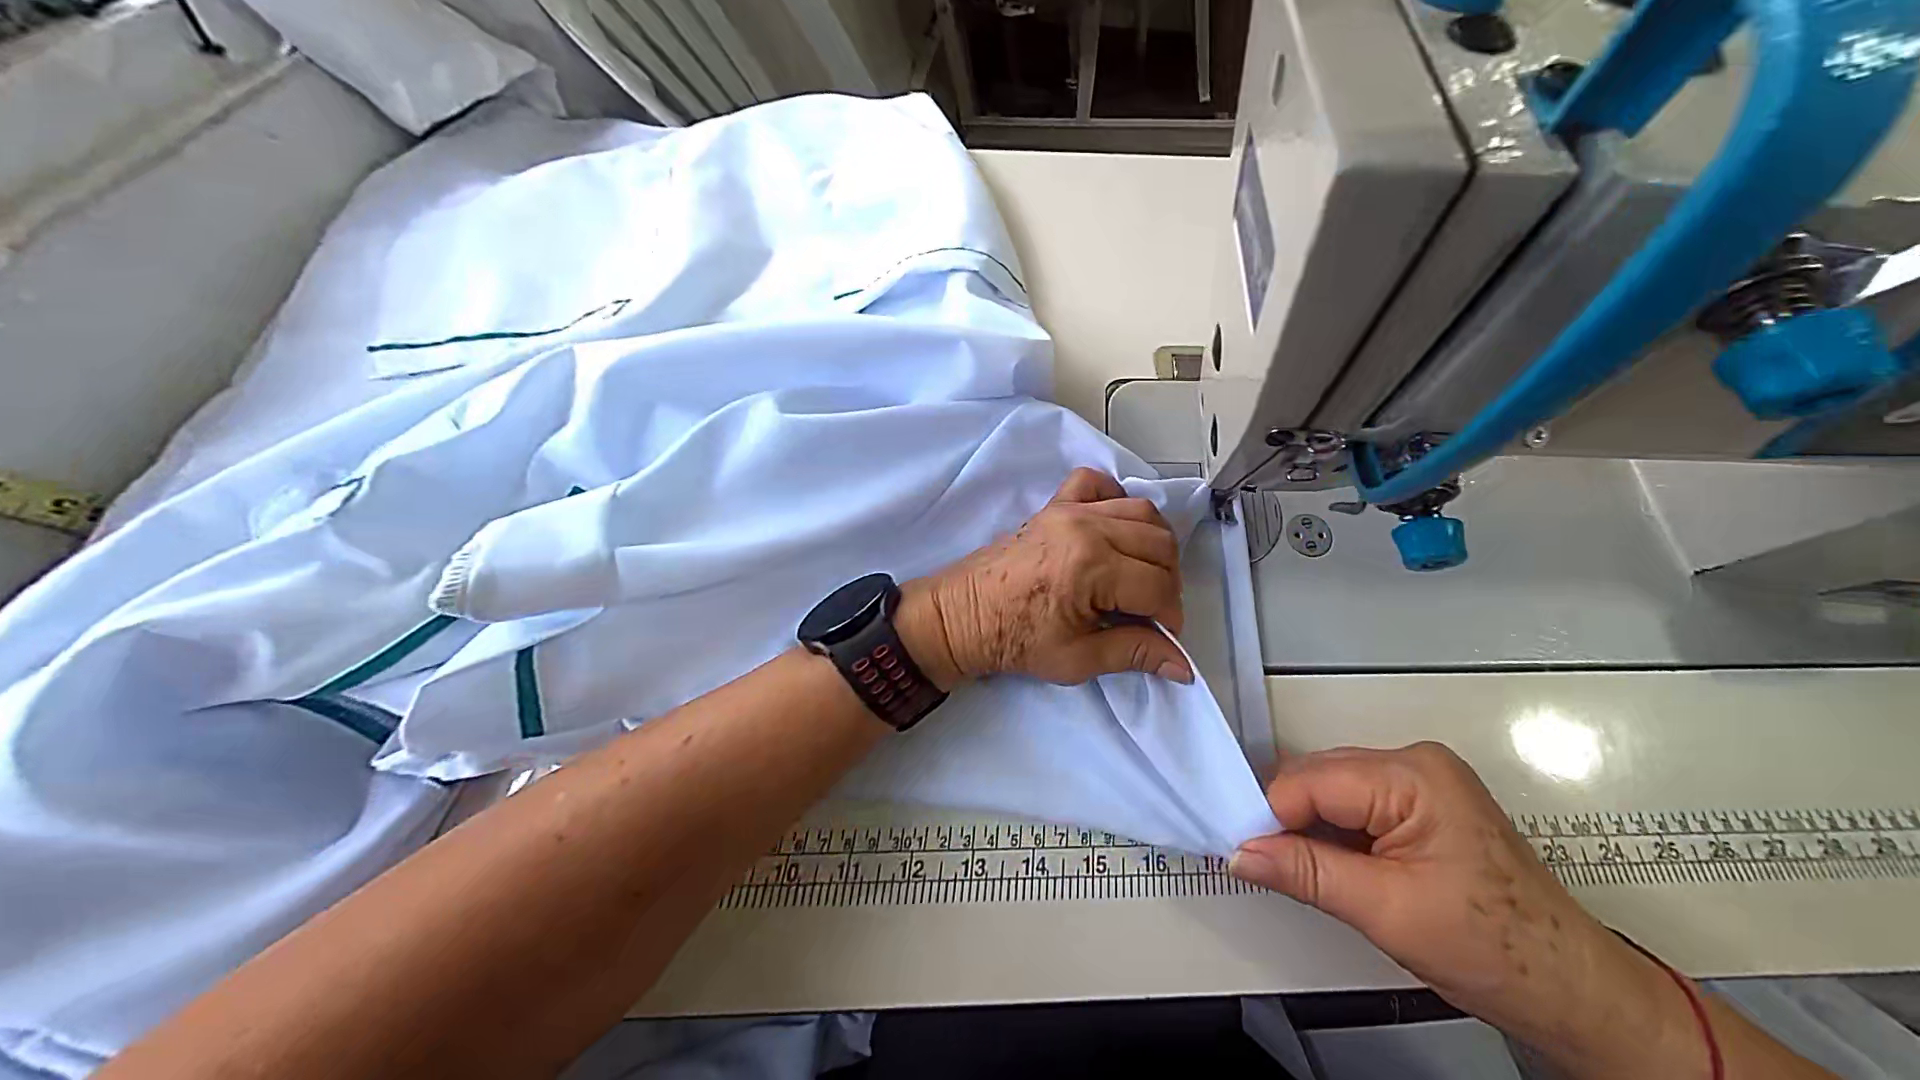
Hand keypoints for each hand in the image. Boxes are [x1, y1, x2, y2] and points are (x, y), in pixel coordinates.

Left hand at [896, 468, 1192, 689]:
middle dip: (1167, 581)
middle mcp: (1085, 528)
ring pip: (1140, 511)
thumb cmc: (1012, 640)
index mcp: (1091, 568)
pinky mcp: (1054, 505)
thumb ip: (1134, 653)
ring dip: (1153, 544)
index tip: (1162, 634)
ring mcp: (1069, 510)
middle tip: (1153, 609)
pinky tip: (1114, 528)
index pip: (1159, 586)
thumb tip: (1181, 665)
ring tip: (1140, 576)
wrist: (962, 616)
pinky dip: (1115, 499)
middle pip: (1159, 545)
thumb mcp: (1077, 659)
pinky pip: (1095, 484)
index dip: (1169, 615)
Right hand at [1228, 744, 1705, 1077]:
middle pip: (1314, 778)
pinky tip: (1339, 864)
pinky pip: (1350, 800)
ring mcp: (1418, 780)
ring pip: (1328, 788)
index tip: (1248, 854)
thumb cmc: (1501, 950)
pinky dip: (1332, 831)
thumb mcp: (1385, 911)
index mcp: (1412, 776)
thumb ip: (1305, 873)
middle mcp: (1414, 763)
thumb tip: (1242, 853)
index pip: (1307, 781)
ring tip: (1314, 873)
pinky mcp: (1418, 800)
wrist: (1573, 990)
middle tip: (1273, 868)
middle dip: (1288, 822)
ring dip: (1309, 828)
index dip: (1271, 819)